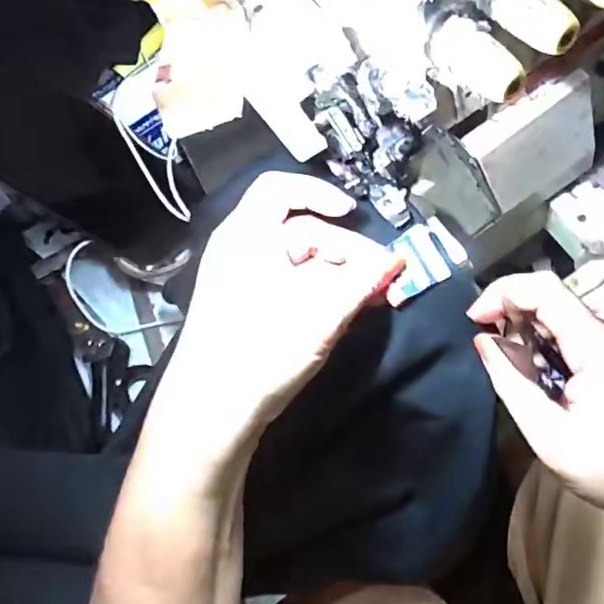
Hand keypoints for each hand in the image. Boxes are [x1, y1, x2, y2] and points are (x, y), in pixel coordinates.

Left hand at [159, 172, 406, 455]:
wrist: (209, 414)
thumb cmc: (261, 351)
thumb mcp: (322, 312)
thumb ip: (362, 281)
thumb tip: (394, 262)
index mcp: (248, 235)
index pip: (281, 189)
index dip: (320, 193)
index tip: (352, 214)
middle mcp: (240, 248)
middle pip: (302, 230)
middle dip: (346, 251)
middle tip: (381, 279)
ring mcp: (240, 279)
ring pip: (300, 261)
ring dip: (338, 273)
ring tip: (370, 297)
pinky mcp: (246, 306)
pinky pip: (290, 282)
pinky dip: (320, 289)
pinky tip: (345, 309)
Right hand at [469, 272, 603, 534]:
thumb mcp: (555, 440)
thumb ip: (514, 386)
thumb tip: (483, 342)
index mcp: (598, 345)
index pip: (543, 288)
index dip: (502, 292)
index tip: (474, 322)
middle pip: (548, 297)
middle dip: (510, 317)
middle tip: (495, 360)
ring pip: (556, 315)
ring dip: (526, 334)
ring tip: (517, 377)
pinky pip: (568, 333)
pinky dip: (543, 346)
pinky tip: (540, 381)